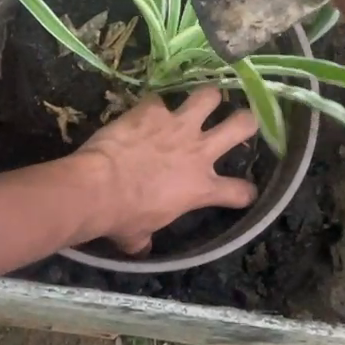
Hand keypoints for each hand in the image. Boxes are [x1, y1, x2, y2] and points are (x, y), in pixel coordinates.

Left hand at [68, 88, 259, 253]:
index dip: (245, 192)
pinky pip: (158, 100)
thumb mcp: (137, 237)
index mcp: (200, 189)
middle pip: (241, 126)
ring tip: (204, 99)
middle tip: (241, 122)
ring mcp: (177, 126)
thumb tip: (140, 248)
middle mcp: (198, 152)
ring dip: (207, 97)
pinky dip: (152, 106)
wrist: (98, 188)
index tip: (243, 192)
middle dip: (246, 121)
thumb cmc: (122, 218)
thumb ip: (145, 239)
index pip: (239, 192)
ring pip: (208, 97)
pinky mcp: (151, 111)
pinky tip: (144, 110)